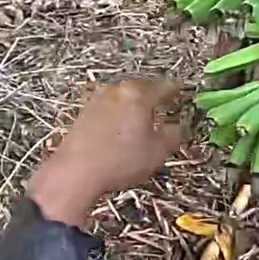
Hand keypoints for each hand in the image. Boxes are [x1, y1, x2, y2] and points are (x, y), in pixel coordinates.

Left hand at [28, 78, 184, 226]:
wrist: (76, 172)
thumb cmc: (118, 160)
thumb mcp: (157, 151)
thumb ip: (173, 134)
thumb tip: (178, 128)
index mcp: (137, 94)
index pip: (164, 87)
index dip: (177, 91)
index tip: (182, 91)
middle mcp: (116, 91)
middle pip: (142, 90)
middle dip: (154, 100)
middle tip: (165, 110)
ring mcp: (97, 100)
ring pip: (123, 99)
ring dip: (134, 109)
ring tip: (142, 127)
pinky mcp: (84, 113)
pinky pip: (109, 110)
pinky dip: (118, 117)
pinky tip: (120, 134)